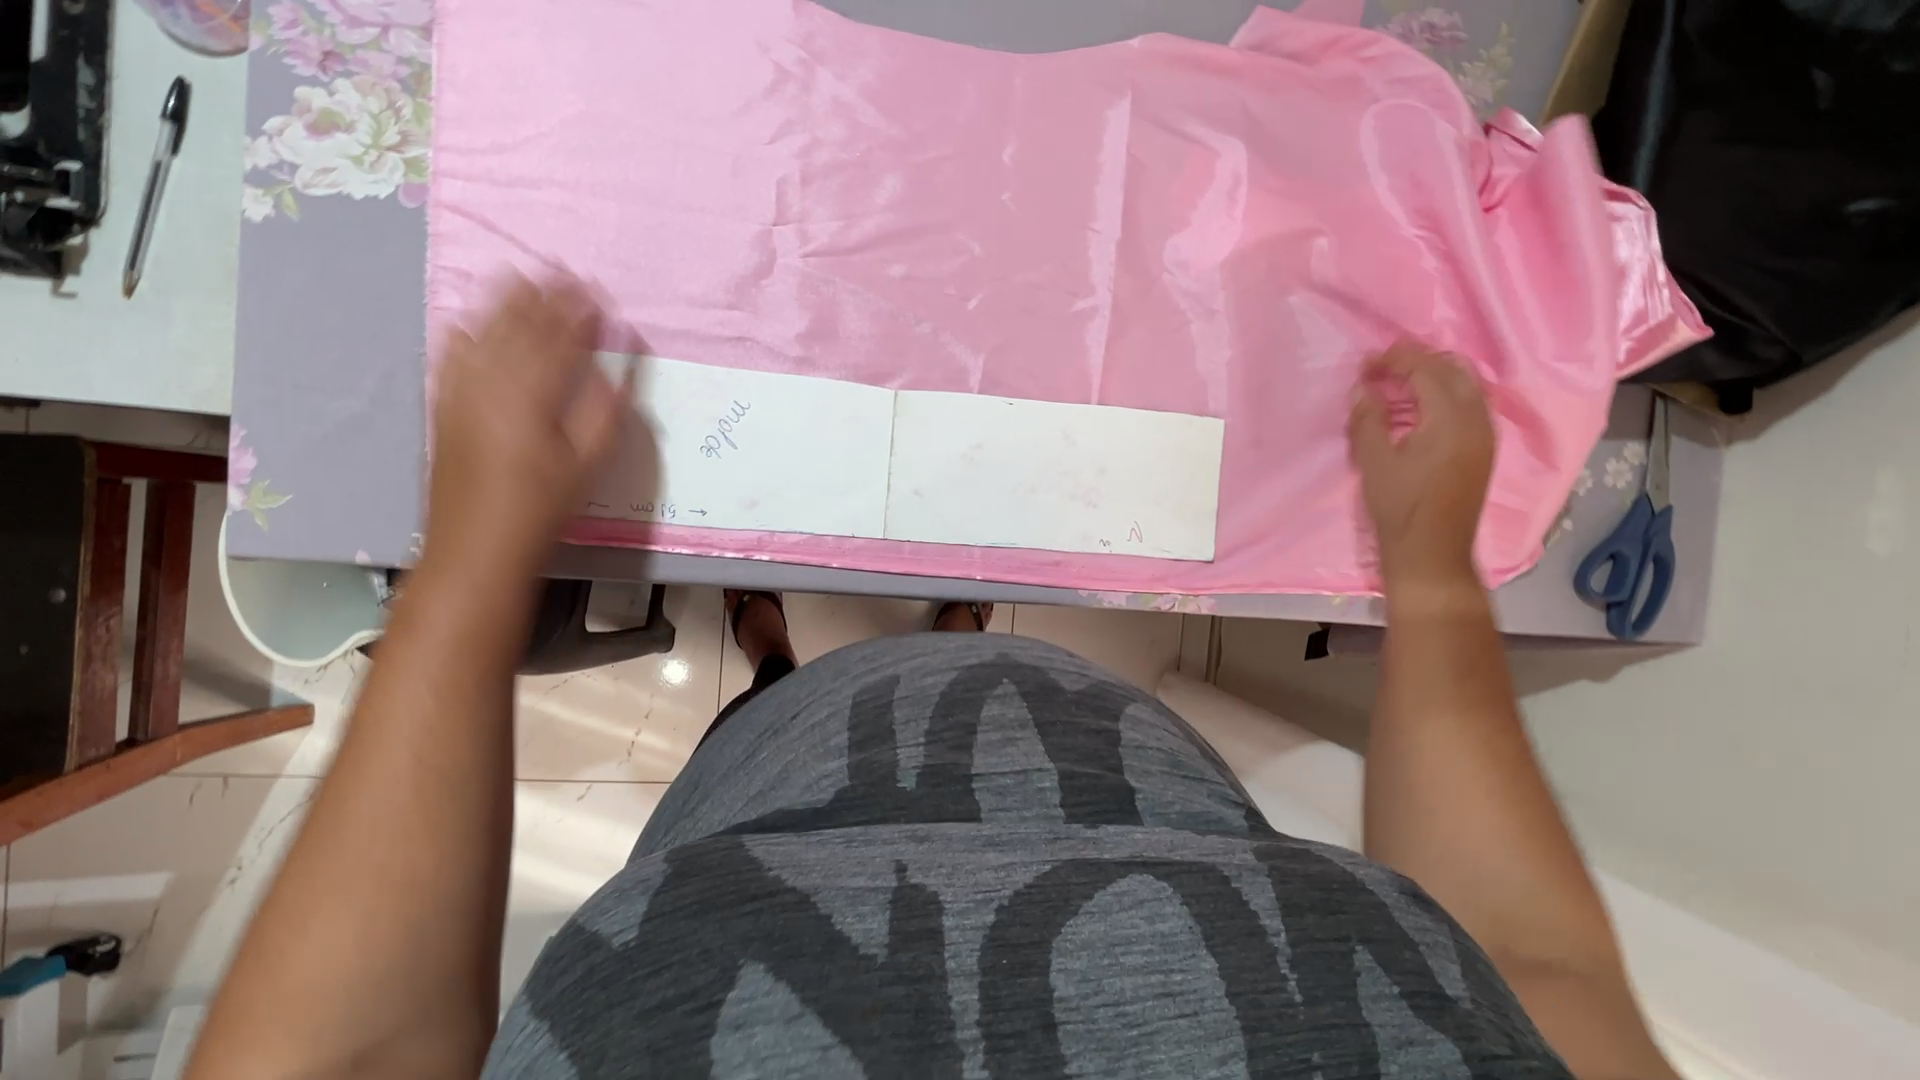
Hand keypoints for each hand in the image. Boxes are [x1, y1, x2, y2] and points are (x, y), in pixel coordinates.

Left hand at [425, 274, 628, 575]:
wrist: (475, 547)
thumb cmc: (543, 508)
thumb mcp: (589, 463)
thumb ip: (607, 409)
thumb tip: (623, 367)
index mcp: (534, 394)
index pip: (560, 339)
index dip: (578, 312)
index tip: (596, 292)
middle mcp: (492, 382)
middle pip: (518, 325)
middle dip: (542, 296)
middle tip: (563, 273)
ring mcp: (460, 391)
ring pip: (482, 332)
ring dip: (504, 303)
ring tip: (523, 279)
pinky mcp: (442, 406)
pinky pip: (450, 356)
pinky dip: (463, 332)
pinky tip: (468, 320)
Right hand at [1347, 343, 1494, 591]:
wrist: (1432, 552)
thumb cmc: (1399, 508)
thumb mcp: (1374, 462)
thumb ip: (1369, 419)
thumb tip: (1362, 388)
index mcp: (1450, 420)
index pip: (1426, 370)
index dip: (1395, 359)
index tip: (1366, 364)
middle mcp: (1477, 419)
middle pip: (1453, 370)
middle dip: (1418, 360)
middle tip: (1383, 366)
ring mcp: (1486, 433)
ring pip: (1467, 385)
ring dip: (1435, 375)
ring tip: (1400, 382)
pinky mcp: (1484, 448)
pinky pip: (1471, 403)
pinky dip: (1447, 393)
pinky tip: (1422, 407)